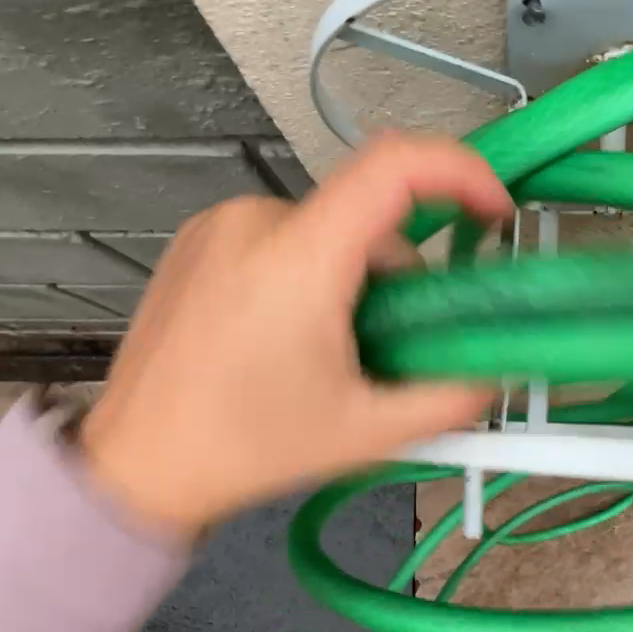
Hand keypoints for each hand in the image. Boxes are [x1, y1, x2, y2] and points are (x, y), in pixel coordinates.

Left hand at [80, 136, 509, 536]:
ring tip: (336, 353)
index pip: (396, 166)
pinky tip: (293, 338)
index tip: (495, 214)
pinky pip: (285, 239)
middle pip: (368, 217)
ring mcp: (219, 226)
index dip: (462, 173)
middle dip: (403, 276)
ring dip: (357, 281)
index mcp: (299, 258)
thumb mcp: (366, 432)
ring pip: (329, 232)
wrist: (137, 465)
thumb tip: (495, 374)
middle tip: (400, 344)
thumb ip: (450, 399)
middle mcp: (255, 221)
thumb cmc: (245, 448)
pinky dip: (314, 276)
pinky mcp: (198, 242)